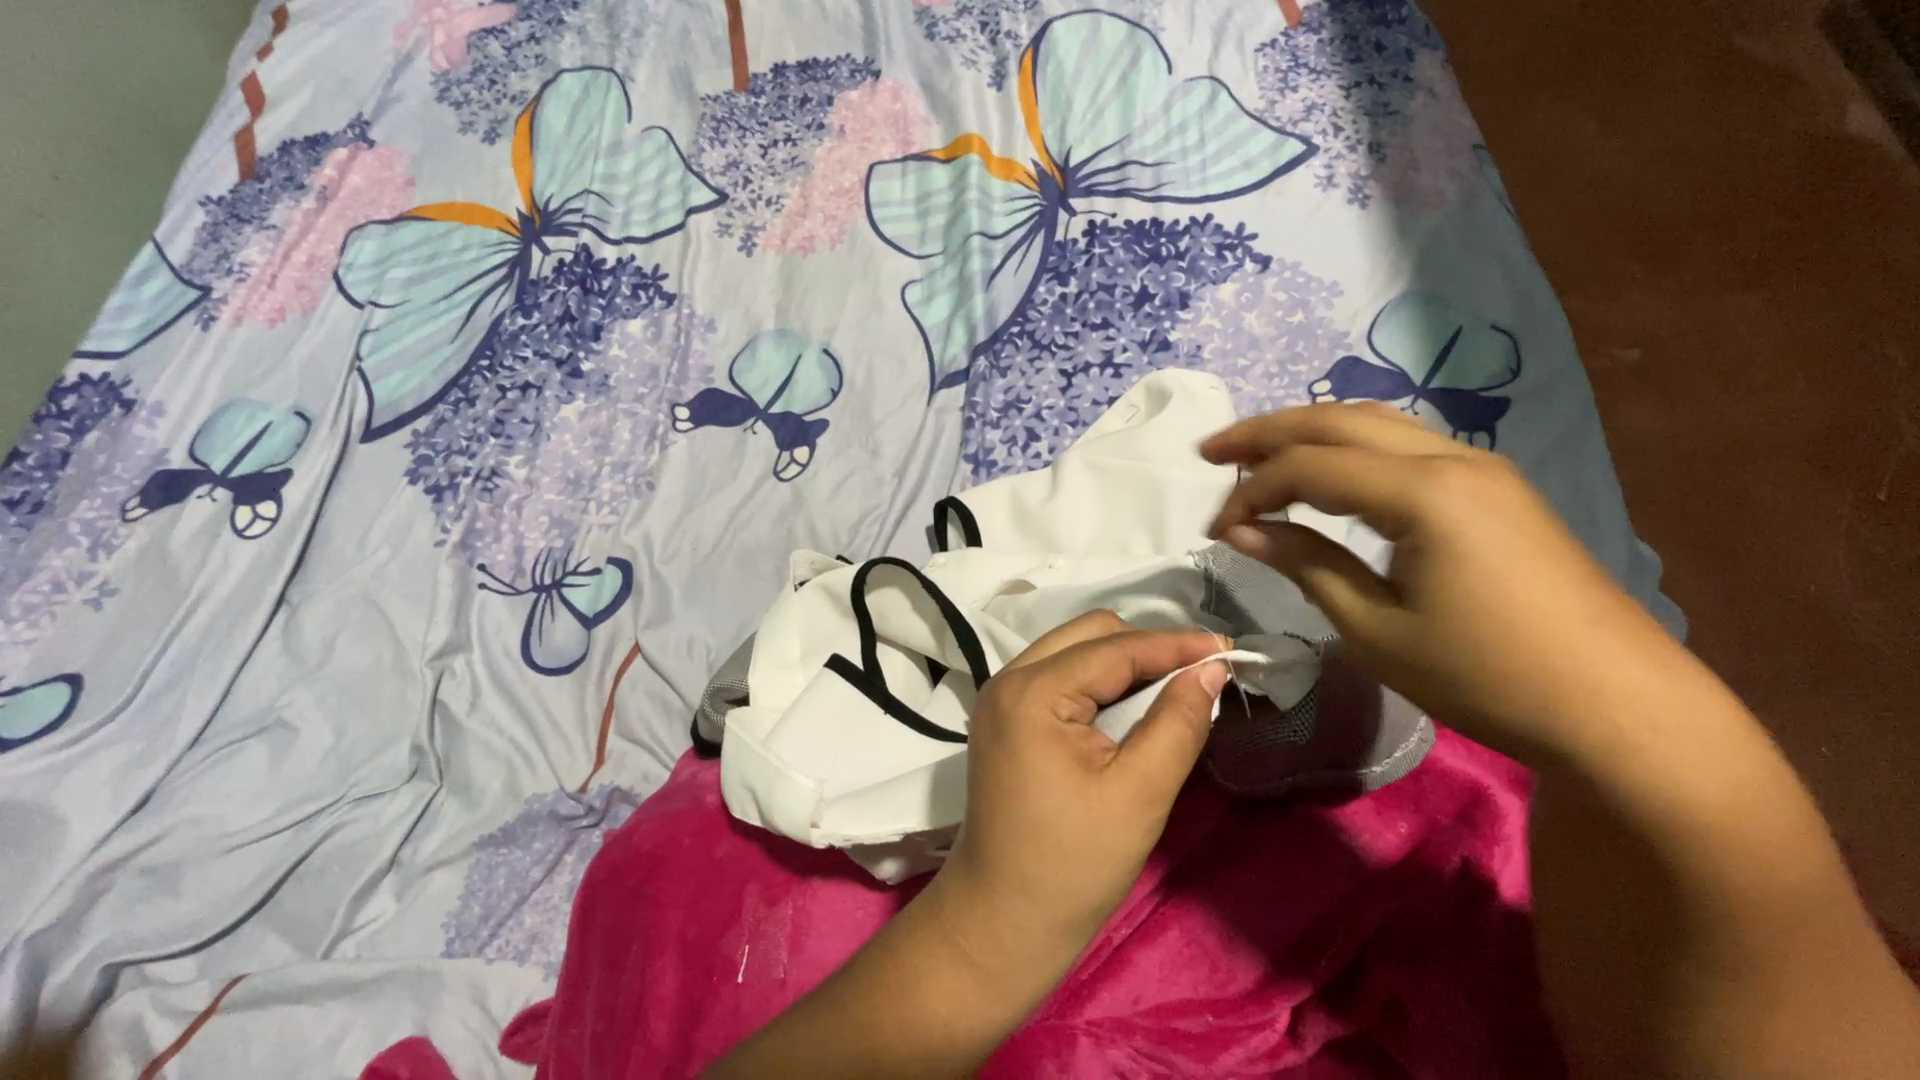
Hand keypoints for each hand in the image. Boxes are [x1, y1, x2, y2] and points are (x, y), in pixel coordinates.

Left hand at [927, 613, 1228, 979]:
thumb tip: (1211, 669)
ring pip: (1075, 650)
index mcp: (1032, 693)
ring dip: (1125, 663)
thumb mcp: (1140, 794)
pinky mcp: (1005, 718)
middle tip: (1200, 675)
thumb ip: (1178, 723)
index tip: (1229, 650)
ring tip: (1172, 691)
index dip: (1176, 645)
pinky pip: (1060, 675)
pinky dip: (1100, 682)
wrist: (1003, 918)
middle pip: (1090, 634)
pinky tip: (1132, 709)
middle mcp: (1008, 680)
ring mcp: (1001, 698)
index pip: (1115, 648)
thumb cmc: (1074, 863)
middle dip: (1148, 647)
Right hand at [1202, 403, 1682, 761]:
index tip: (1214, 528)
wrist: (1615, 704)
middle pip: (1340, 420)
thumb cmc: (1484, 675)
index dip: (1251, 489)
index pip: (1310, 466)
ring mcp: (1481, 468)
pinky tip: (1329, 472)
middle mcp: (1453, 458)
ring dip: (1311, 433)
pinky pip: (1407, 446)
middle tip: (1211, 450)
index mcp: (1422, 492)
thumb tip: (1241, 529)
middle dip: (1268, 431)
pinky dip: (1352, 449)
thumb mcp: (1374, 628)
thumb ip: (1304, 564)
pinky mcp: (1496, 488)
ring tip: (1258, 455)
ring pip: (1377, 423)